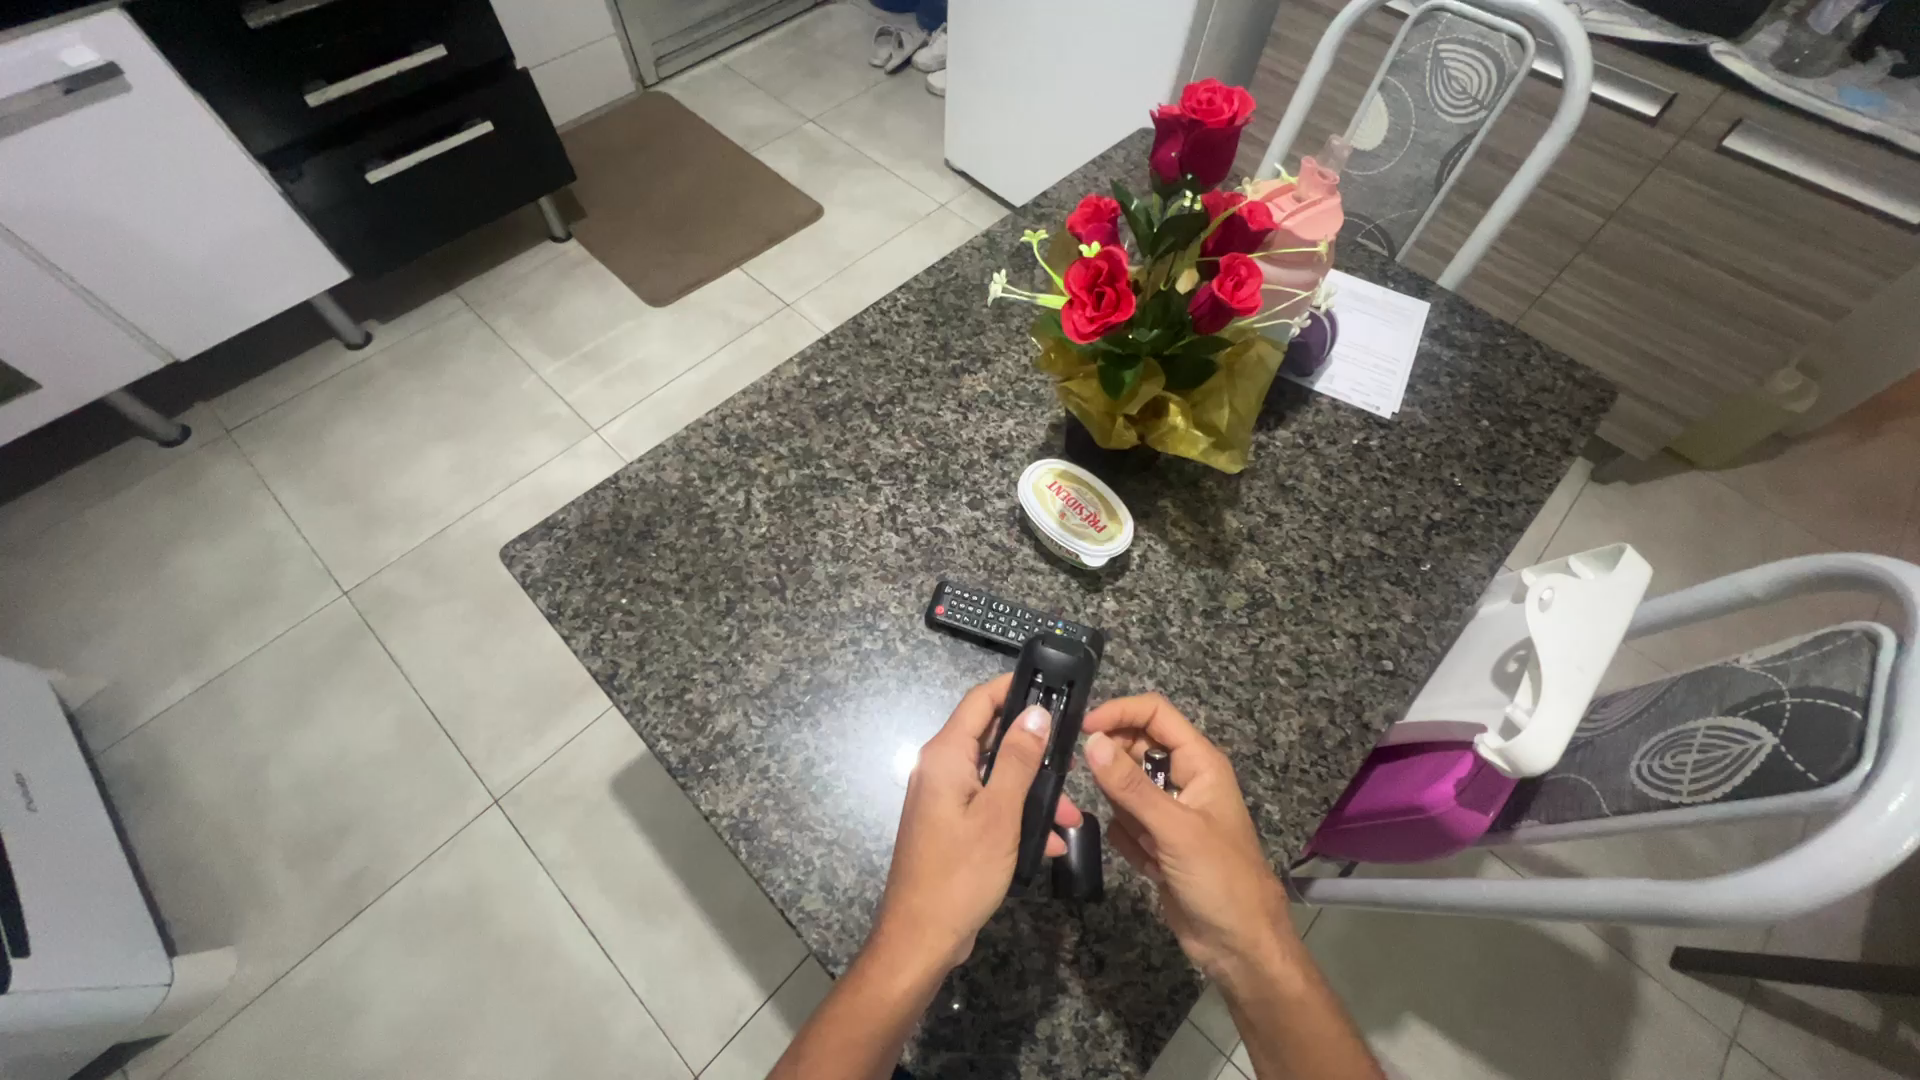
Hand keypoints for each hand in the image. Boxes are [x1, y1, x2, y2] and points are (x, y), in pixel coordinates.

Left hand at [875, 674, 1082, 971]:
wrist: (920, 938)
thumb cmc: (961, 872)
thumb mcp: (1000, 813)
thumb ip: (1019, 759)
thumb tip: (1036, 711)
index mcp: (946, 755)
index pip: (980, 701)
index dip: (1014, 688)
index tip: (1052, 687)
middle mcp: (940, 768)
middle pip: (992, 738)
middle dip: (1034, 751)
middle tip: (1071, 762)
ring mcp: (943, 797)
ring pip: (995, 776)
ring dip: (1032, 792)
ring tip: (1070, 816)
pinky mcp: (950, 824)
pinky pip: (988, 805)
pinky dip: (1017, 817)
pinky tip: (1049, 843)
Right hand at [1082, 694, 1293, 984]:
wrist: (1239, 947)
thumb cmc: (1220, 879)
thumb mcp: (1174, 829)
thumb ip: (1130, 786)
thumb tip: (1091, 742)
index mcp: (1199, 762)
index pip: (1155, 713)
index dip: (1119, 712)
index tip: (1084, 728)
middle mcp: (1183, 778)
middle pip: (1134, 747)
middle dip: (1115, 768)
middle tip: (1098, 788)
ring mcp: (1168, 809)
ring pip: (1124, 787)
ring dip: (1124, 812)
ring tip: (1145, 843)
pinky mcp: (1156, 838)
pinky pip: (1123, 821)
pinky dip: (1128, 840)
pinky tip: (1151, 865)